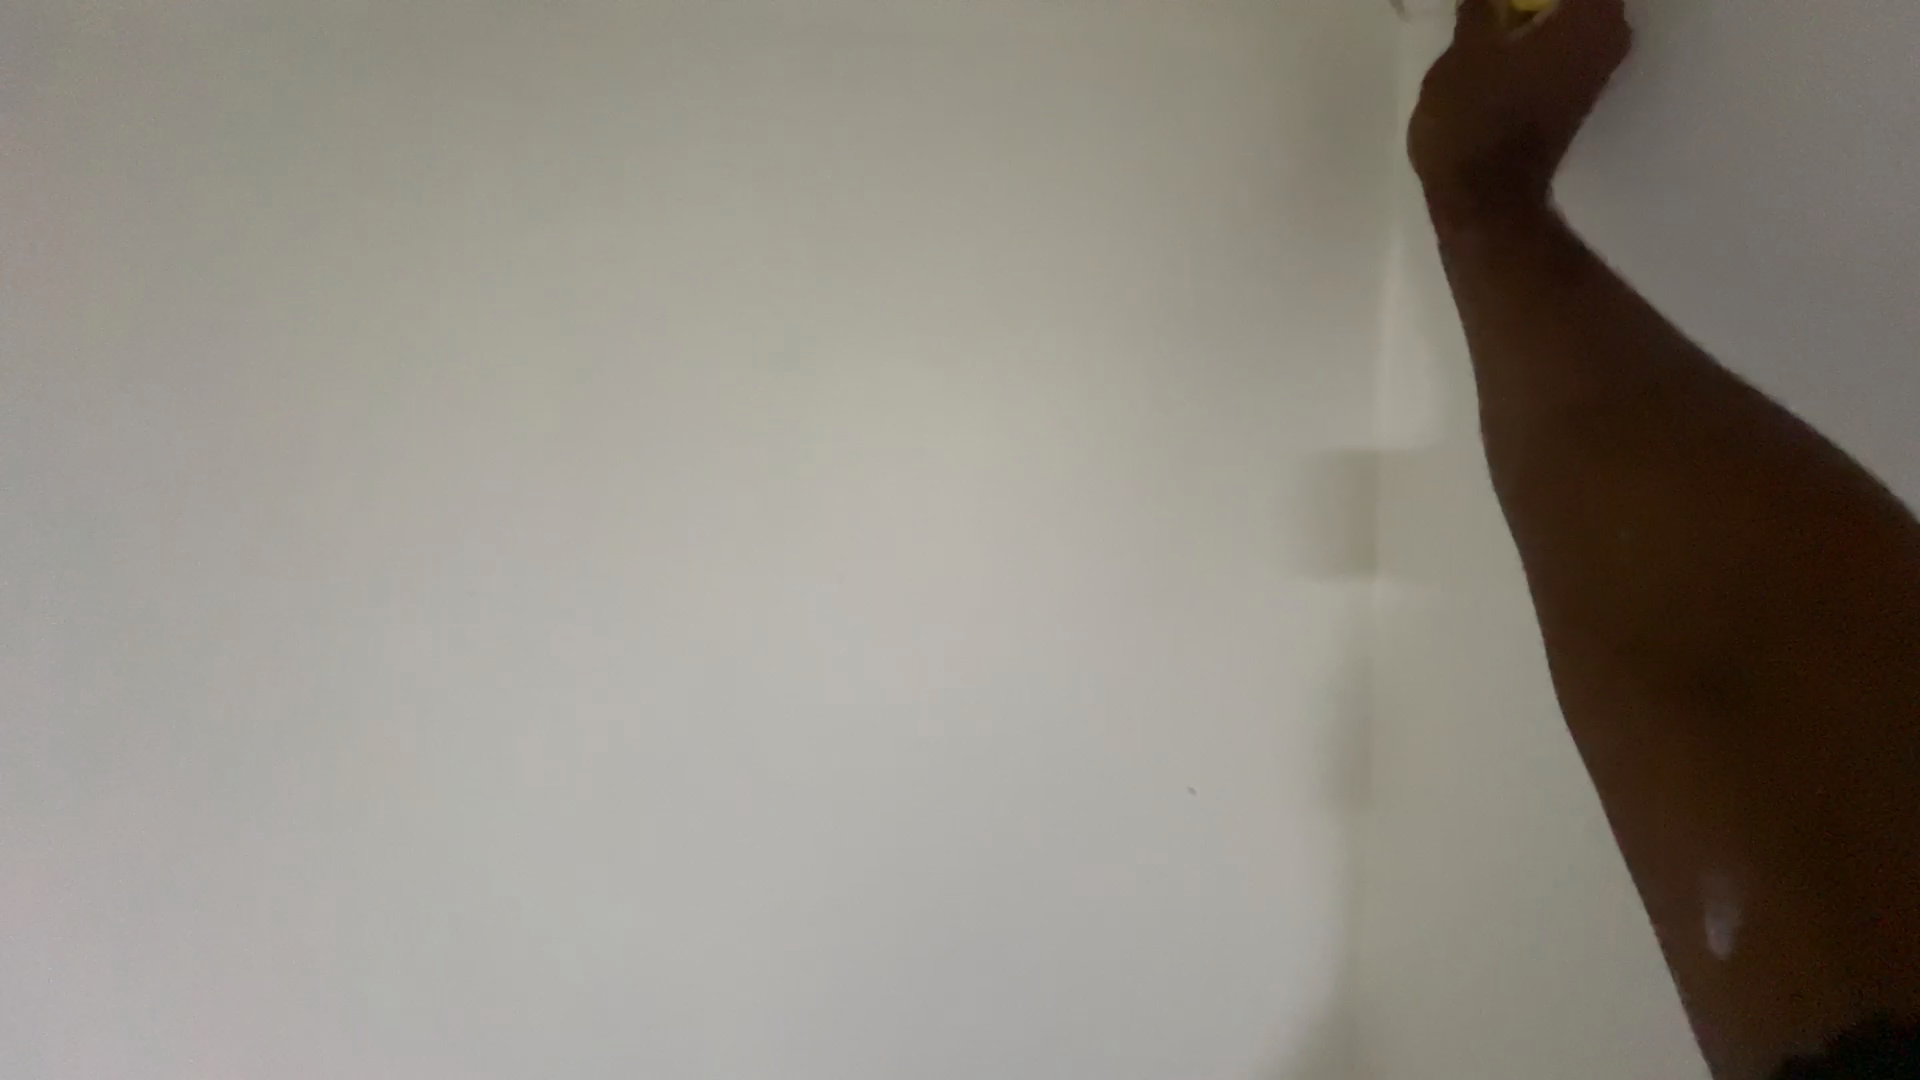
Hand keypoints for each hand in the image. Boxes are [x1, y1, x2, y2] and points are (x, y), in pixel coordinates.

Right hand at [1408, 0, 1631, 225]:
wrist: (1483, 201)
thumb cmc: (1471, 124)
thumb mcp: (1460, 57)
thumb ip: (1479, 9)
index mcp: (1592, 11)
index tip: (1498, 0)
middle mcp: (1612, 32)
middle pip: (1575, 1)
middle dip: (1533, 4)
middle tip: (1490, 10)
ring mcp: (1598, 70)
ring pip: (1570, 23)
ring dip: (1534, 23)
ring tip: (1490, 30)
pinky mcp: (1578, 99)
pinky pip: (1562, 52)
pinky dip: (1535, 48)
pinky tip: (1500, 55)